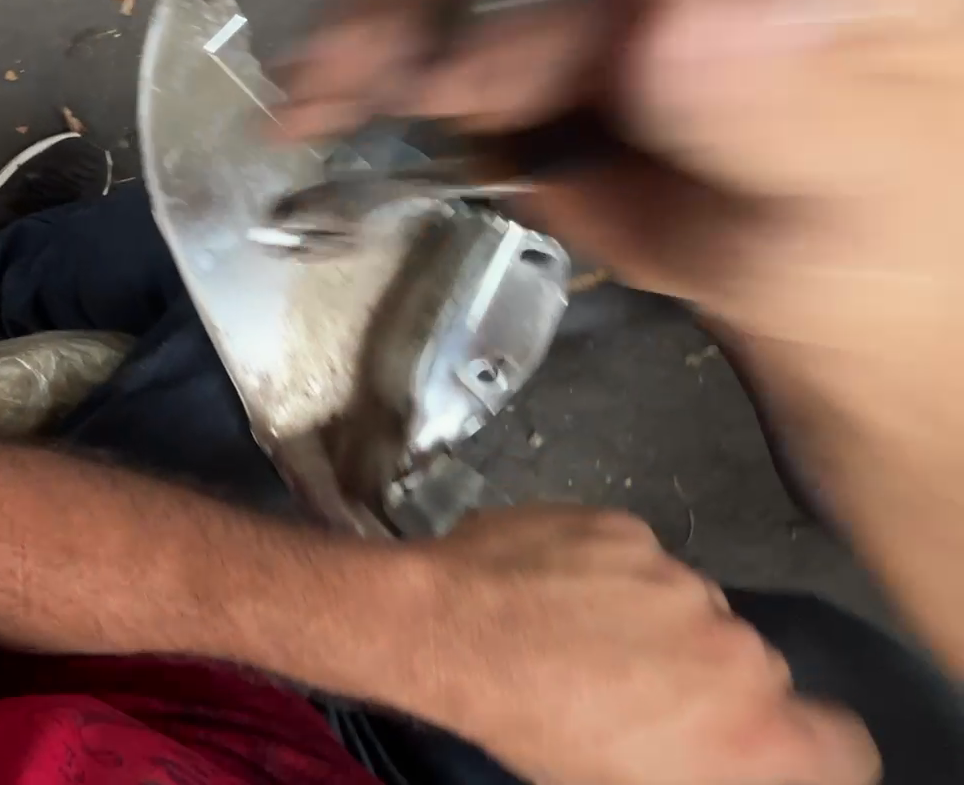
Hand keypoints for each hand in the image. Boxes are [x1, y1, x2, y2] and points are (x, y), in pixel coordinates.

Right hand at [276, 0, 963, 410]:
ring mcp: (590, 11)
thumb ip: (784, 111)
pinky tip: (321, 104)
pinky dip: (366, 81)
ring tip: (303, 99)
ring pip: (449, 0)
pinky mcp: (532, 63)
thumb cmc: (863, 240)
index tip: (457, 65)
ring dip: (364, 48)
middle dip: (414, 21)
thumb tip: (676, 24)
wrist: (808, 286)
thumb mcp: (854, 187)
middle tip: (339, 81)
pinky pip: (433, 55)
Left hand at [397, 505, 878, 784]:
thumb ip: (701, 758)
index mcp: (760, 739)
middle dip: (692, 660)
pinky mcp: (620, 525)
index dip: (790, 729)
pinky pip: (624, 546)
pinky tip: (543, 570)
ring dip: (639, 602)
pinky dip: (594, 556)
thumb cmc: (530, 723)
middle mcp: (741, 653)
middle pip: (744, 656)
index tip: (736, 719)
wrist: (445, 629)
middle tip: (618, 662)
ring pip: (678, 593)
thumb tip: (703, 732)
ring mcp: (677, 578)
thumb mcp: (632, 778)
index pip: (840, 740)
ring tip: (564, 612)